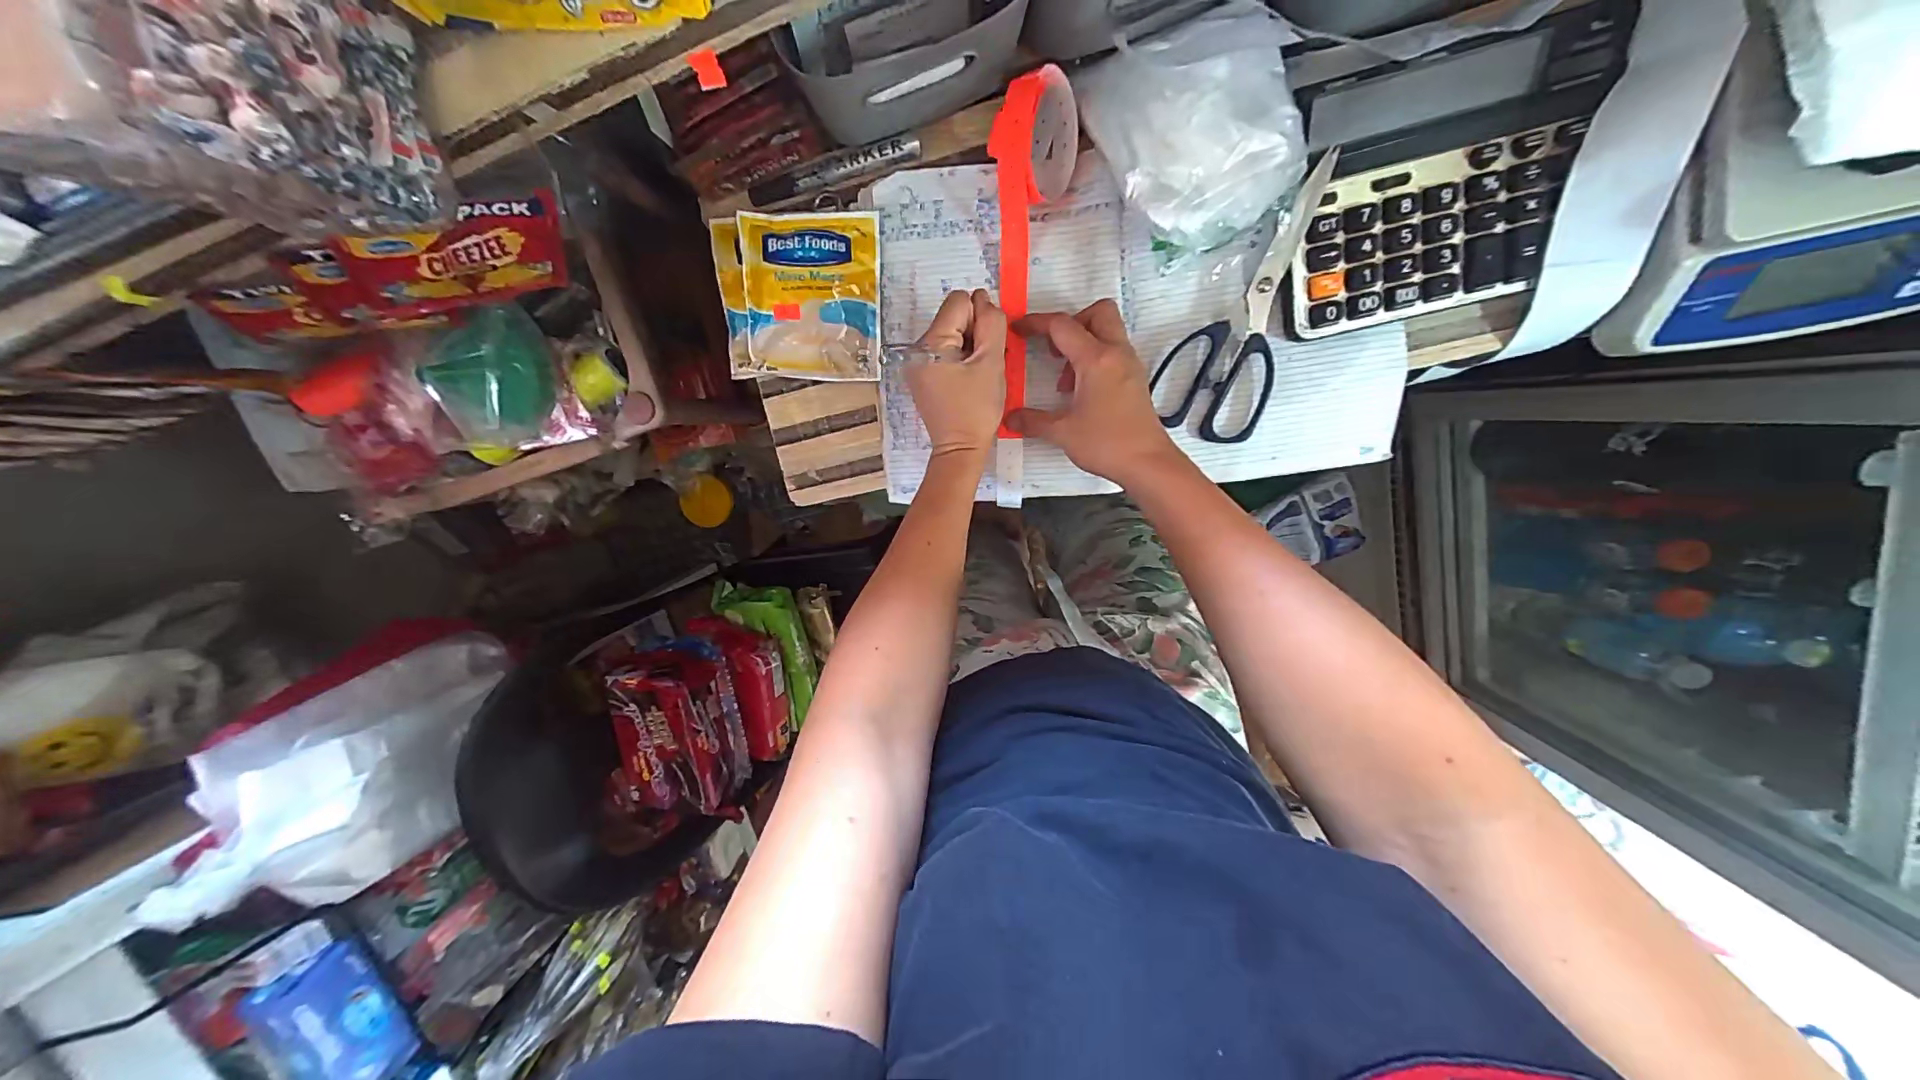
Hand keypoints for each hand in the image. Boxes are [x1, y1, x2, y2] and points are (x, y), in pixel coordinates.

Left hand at [906, 289, 1006, 457]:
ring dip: (972, 346)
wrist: (960, 450)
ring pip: (953, 334)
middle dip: (976, 332)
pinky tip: (972, 379)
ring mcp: (918, 363)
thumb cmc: (977, 409)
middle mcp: (917, 349)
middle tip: (987, 362)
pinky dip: (963, 359)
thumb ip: (991, 324)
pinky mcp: (925, 376)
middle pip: (954, 317)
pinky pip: (947, 352)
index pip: (958, 302)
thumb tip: (984, 299)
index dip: (981, 316)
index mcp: (929, 343)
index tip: (989, 345)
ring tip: (980, 373)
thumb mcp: (991, 362)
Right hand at [1008, 300, 1186, 488]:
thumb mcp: (1062, 432)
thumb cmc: (1107, 443)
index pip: (1062, 325)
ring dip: (1082, 342)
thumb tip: (1010, 418)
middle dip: (1070, 322)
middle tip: (1052, 348)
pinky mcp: (1134, 379)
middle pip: (1097, 313)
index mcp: (1096, 359)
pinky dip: (1094, 358)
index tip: (1018, 330)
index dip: (1036, 323)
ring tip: (1063, 378)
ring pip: (1107, 331)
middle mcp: (1116, 353)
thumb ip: (1033, 421)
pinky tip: (1080, 389)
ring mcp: (1129, 365)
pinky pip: (1113, 352)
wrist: (1148, 463)